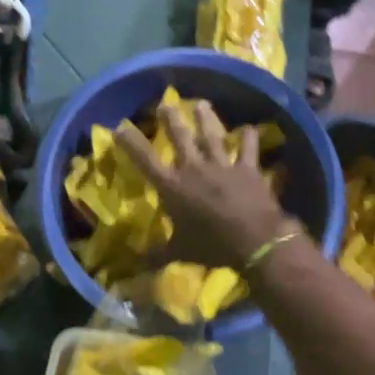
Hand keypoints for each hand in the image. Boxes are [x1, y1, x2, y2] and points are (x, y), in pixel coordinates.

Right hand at [115, 102, 293, 268]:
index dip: (131, 142)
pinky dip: (250, 138)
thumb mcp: (178, 253)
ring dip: (206, 118)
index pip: (145, 159)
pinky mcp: (248, 169)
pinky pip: (248, 149)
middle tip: (165, 104)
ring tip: (202, 104)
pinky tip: (251, 128)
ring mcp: (222, 166)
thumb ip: (155, 256)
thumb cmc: (211, 246)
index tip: (120, 126)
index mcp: (172, 187)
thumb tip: (130, 271)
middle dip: (171, 118)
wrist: (254, 240)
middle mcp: (193, 169)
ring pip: (212, 135)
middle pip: (180, 136)